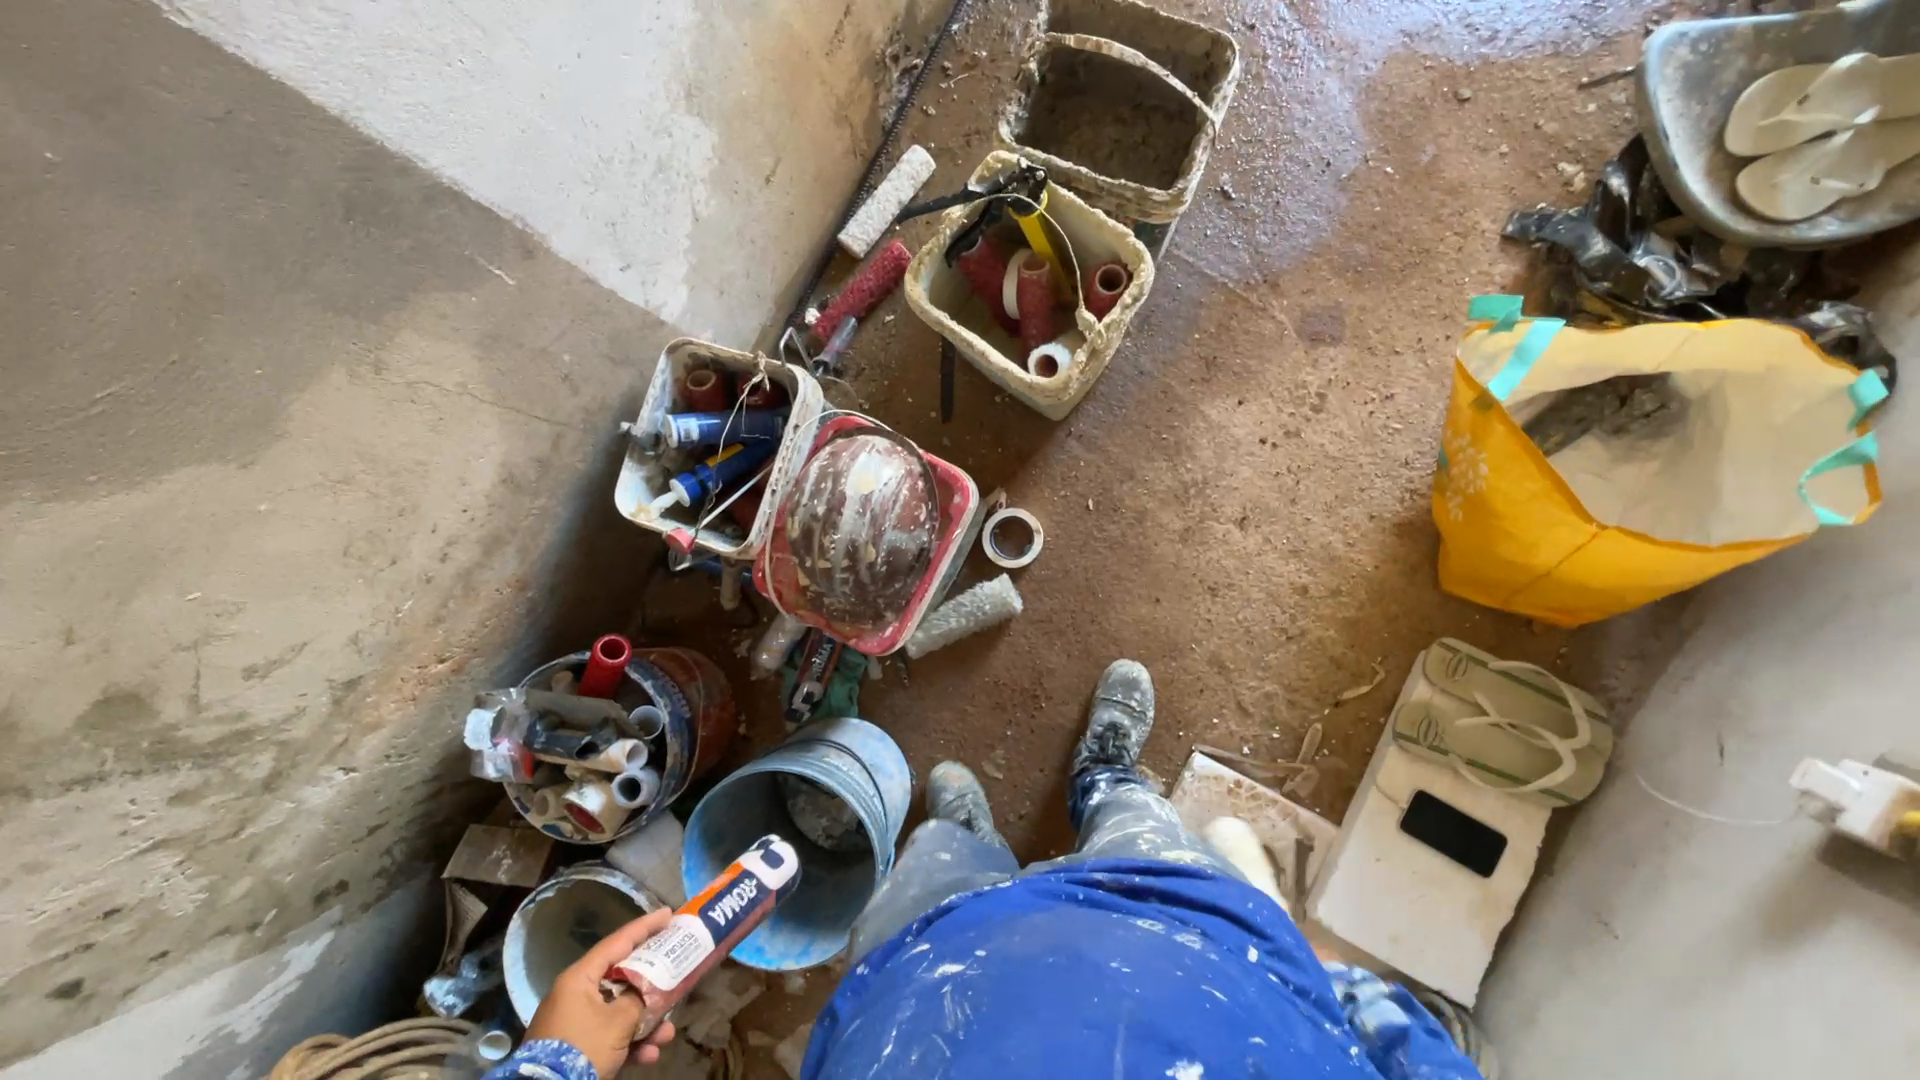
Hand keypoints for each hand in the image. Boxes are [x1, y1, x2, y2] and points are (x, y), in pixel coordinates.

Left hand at [525, 908, 677, 1075]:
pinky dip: (629, 1044)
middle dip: (652, 985)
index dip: (645, 927)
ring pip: (619, 1012)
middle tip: (675, 973)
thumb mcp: (618, 1021)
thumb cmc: (583, 1047)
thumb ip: (638, 999)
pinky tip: (648, 1056)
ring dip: (645, 1023)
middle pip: (622, 979)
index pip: (617, 942)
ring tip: (667, 1035)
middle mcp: (575, 995)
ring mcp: (575, 1023)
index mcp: (580, 978)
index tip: (668, 914)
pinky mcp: (576, 1048)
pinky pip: (609, 1037)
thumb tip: (644, 995)